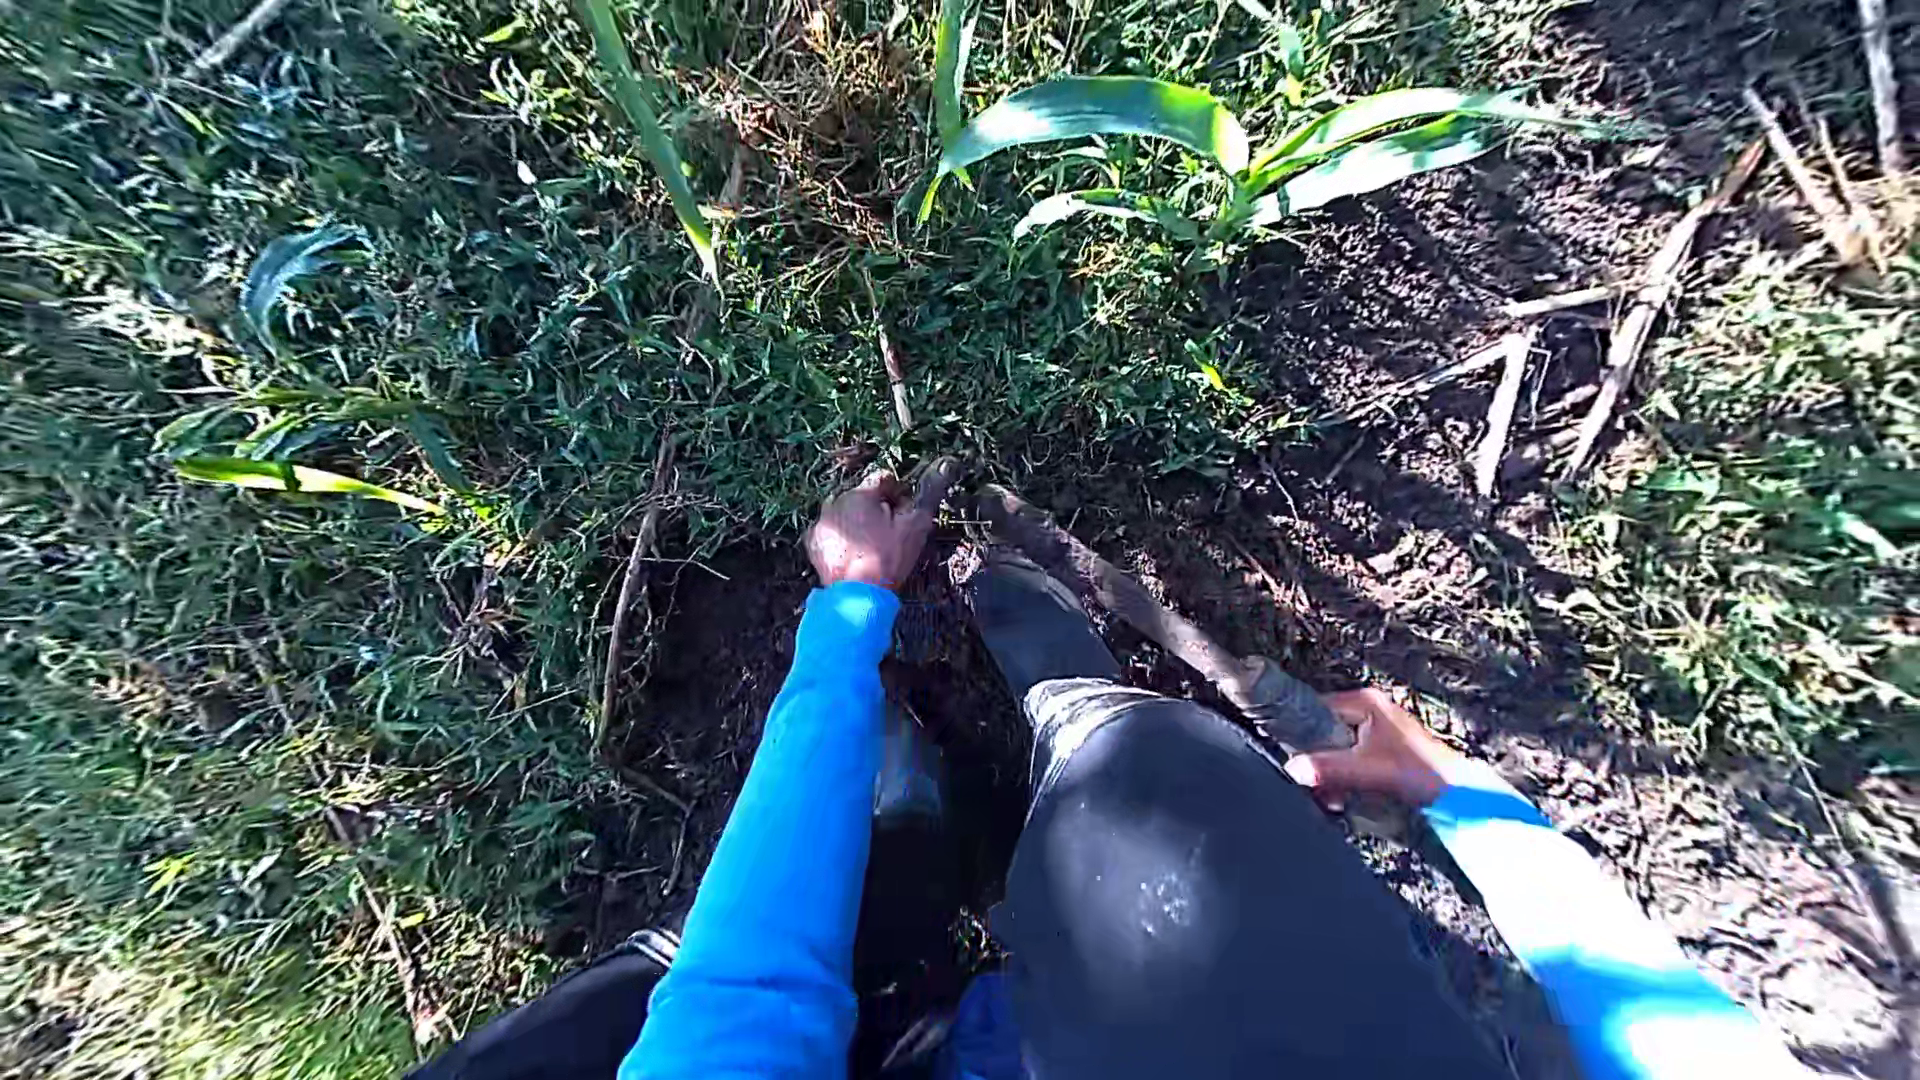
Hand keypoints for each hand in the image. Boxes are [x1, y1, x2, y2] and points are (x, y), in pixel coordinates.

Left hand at [805, 470, 933, 589]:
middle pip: (862, 497)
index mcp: (860, 494)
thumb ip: (928, 493)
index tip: (905, 511)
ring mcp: (820, 523)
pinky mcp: (813, 543)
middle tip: (890, 532)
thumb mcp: (915, 525)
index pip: (883, 479)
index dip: (899, 493)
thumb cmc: (889, 558)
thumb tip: (945, 464)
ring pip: (845, 514)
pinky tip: (854, 554)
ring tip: (872, 546)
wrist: (857, 595)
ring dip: (858, 522)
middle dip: (877, 509)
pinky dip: (841, 539)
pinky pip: (832, 532)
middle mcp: (835, 502)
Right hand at [1282, 688, 1467, 808]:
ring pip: (1331, 745)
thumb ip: (1330, 768)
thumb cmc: (1424, 774)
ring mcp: (1372, 727)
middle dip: (1315, 757)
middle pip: (1320, 728)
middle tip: (1314, 779)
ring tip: (1329, 792)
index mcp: (1363, 700)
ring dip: (1327, 769)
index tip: (1294, 755)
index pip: (1312, 707)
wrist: (1463, 798)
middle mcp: (1366, 708)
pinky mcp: (1377, 747)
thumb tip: (1293, 768)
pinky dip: (1340, 773)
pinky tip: (1341, 793)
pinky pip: (1344, 755)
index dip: (1300, 732)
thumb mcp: (1369, 769)